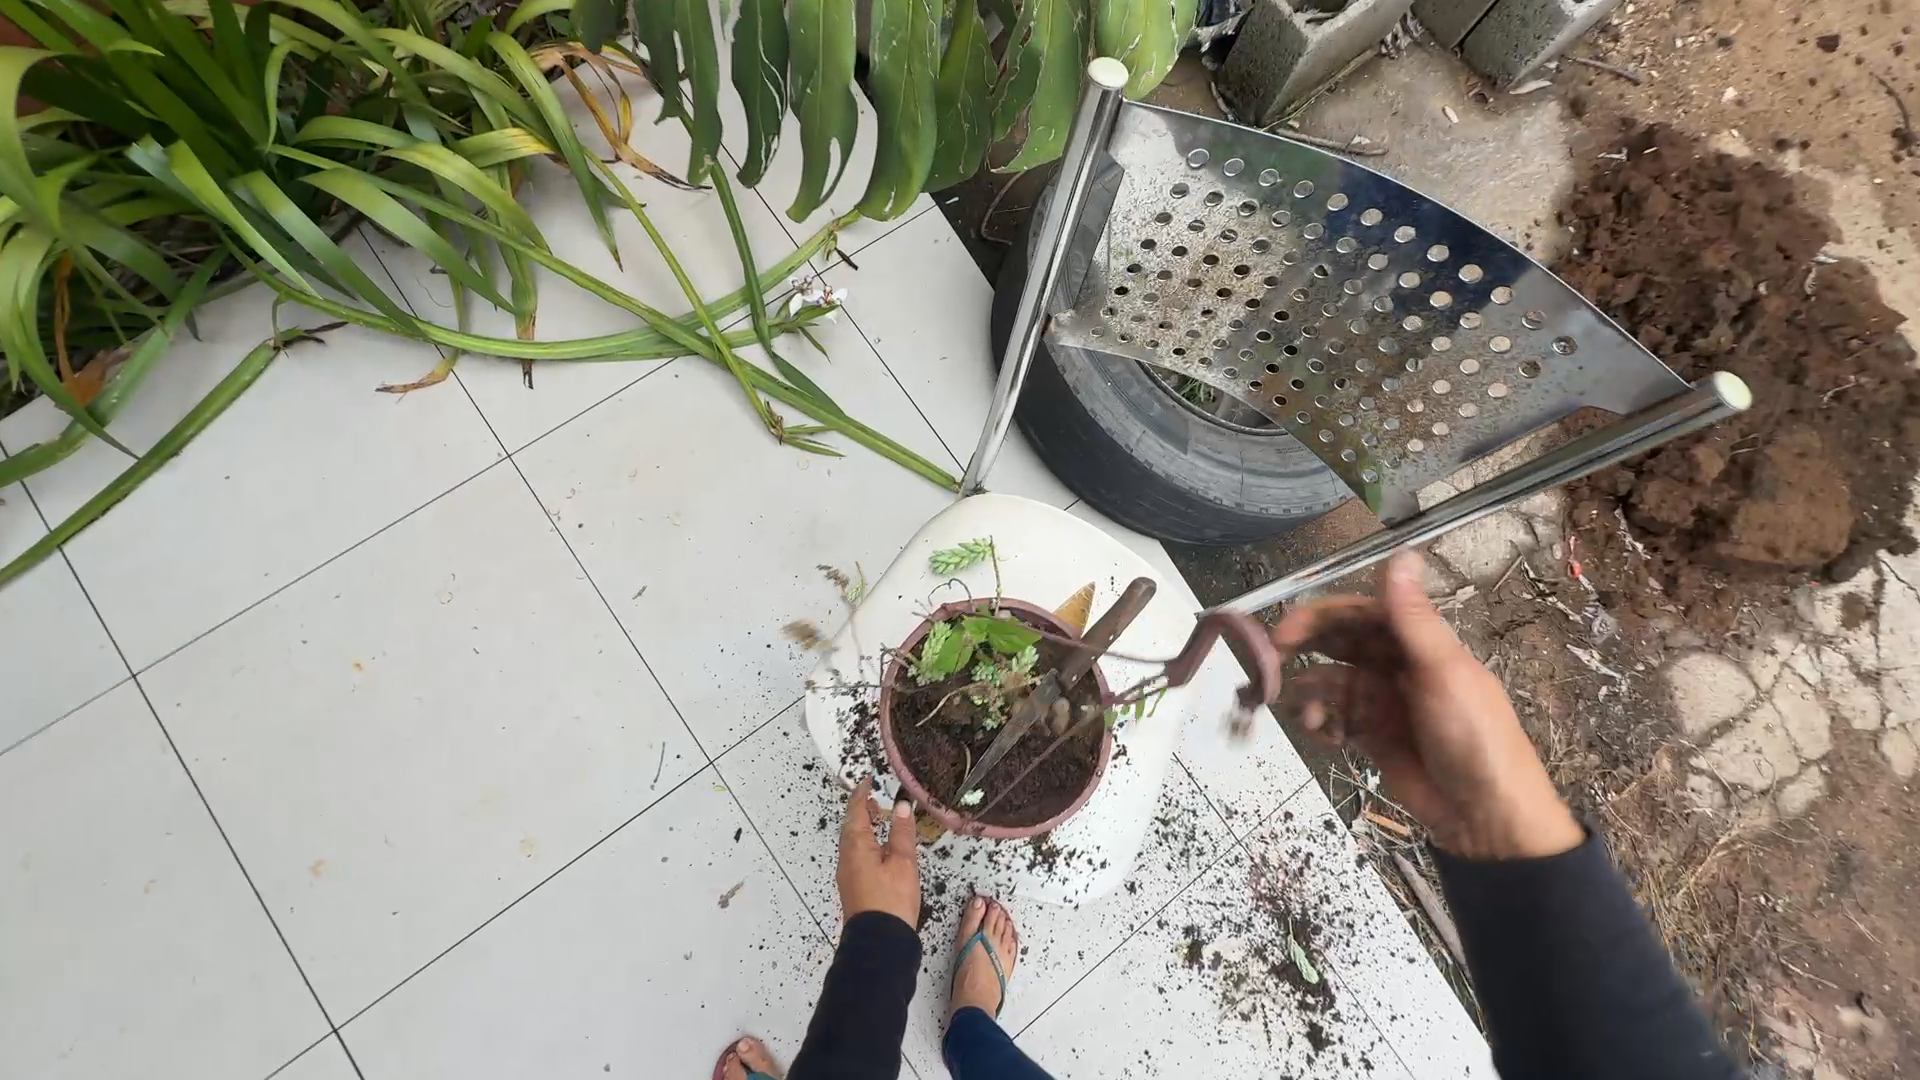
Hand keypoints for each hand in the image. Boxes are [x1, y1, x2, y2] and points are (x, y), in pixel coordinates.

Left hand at [836, 778, 921, 926]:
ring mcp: (848, 874)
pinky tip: (879, 849)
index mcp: (856, 845)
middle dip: (862, 809)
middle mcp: (846, 857)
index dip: (861, 793)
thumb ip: (902, 831)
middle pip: (851, 825)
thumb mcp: (903, 861)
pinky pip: (856, 855)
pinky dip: (865, 843)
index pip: (855, 810)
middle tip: (875, 798)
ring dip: (864, 826)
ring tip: (879, 819)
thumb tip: (901, 805)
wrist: (879, 943)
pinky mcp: (853, 887)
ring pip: (853, 841)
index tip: (867, 780)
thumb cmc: (892, 898)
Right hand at [1270, 551, 1583, 860]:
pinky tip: (1323, 733)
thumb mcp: (1443, 672)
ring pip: (1330, 681)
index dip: (1321, 617)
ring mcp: (1384, 702)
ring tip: (1310, 714)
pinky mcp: (1373, 735)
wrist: (1487, 819)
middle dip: (1305, 647)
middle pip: (1340, 643)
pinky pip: (1335, 716)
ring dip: (1312, 692)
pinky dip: (1322, 721)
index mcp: (1420, 645)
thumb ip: (1412, 617)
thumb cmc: (1474, 738)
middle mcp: (1398, 667)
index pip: (1361, 614)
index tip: (1286, 629)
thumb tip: (1402, 553)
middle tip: (1271, 658)